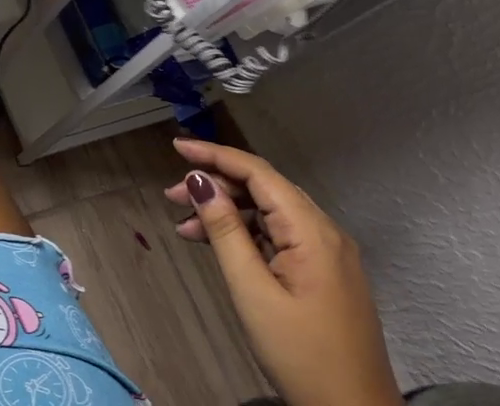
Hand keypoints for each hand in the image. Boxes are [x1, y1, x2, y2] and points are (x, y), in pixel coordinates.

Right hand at [164, 138, 403, 405]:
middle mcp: (325, 232)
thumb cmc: (300, 352)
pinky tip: (216, 245)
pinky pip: (280, 235)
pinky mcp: (324, 272)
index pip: (258, 173)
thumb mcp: (252, 290)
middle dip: (216, 185)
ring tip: (185, 225)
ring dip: (227, 211)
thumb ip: (225, 230)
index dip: (215, 154)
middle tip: (171, 196)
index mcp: (312, 231)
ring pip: (270, 212)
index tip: (176, 146)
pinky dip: (245, 233)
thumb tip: (200, 181)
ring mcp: (328, 253)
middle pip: (264, 189)